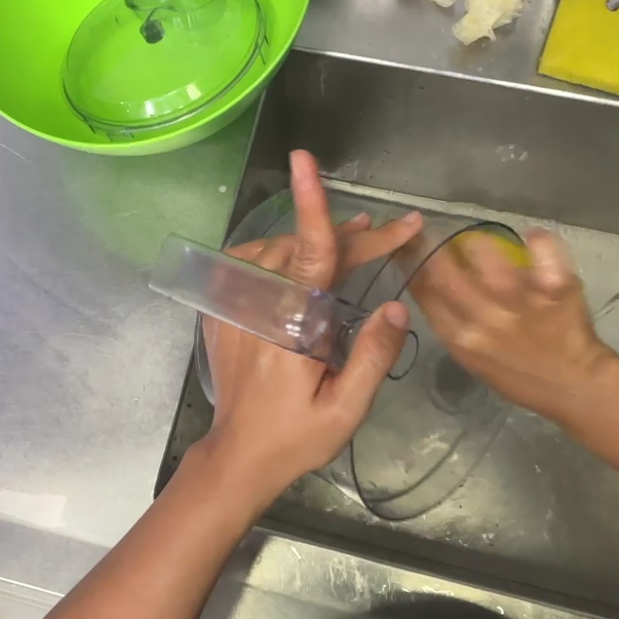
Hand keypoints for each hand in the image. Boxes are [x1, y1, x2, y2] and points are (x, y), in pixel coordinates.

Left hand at [199, 150, 419, 500]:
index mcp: (288, 327)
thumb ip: (371, 357)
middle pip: (304, 250)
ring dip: (316, 241)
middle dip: (351, 237)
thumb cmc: (295, 436)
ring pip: (277, 251)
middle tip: (392, 231)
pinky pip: (252, 264)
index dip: (311, 207)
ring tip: (356, 238)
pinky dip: (282, 253)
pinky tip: (304, 260)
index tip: (306, 162)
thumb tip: (396, 307)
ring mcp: (233, 306)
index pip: (305, 256)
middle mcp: (256, 306)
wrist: (238, 455)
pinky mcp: (222, 311)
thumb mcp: (345, 409)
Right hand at [411, 228, 618, 420]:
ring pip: (487, 251)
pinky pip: (542, 248)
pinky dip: (538, 240)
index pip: (424, 290)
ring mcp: (521, 300)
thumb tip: (429, 284)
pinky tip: (533, 239)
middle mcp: (486, 318)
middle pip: (444, 269)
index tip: (408, 245)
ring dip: (480, 242)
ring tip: (483, 242)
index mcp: (461, 338)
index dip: (411, 261)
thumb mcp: (473, 358)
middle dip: (431, 243)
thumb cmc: (519, 375)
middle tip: (431, 229)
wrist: (575, 385)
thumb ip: (451, 324)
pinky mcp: (556, 287)